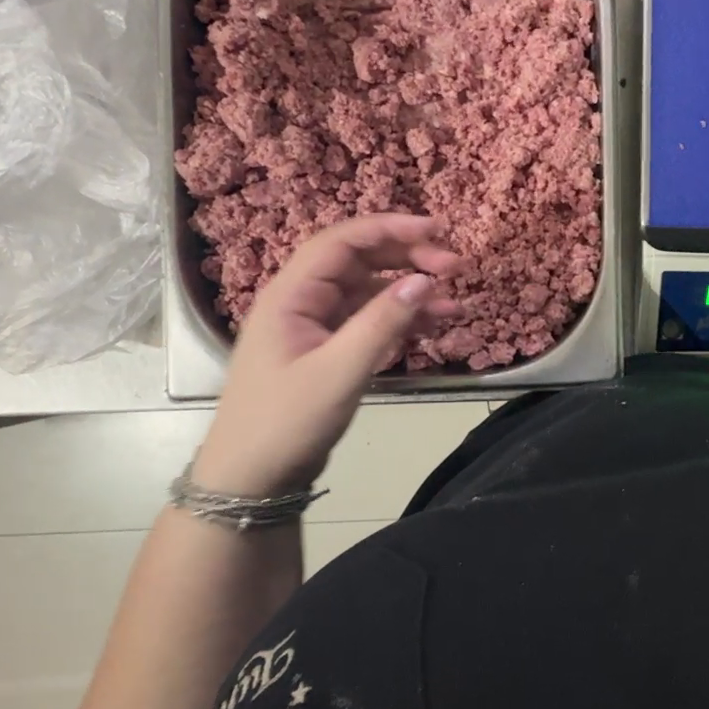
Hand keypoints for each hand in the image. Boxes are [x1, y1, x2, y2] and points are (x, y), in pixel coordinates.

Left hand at [191, 215, 462, 497]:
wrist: (252, 480)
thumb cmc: (287, 422)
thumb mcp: (340, 371)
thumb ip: (383, 322)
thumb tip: (425, 281)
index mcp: (291, 295)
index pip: (342, 241)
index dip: (390, 228)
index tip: (437, 230)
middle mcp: (302, 301)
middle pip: (359, 260)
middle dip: (407, 257)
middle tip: (454, 266)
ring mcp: (316, 326)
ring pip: (370, 291)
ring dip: (411, 291)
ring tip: (455, 301)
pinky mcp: (329, 351)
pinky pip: (371, 321)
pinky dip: (403, 320)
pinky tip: (437, 326)